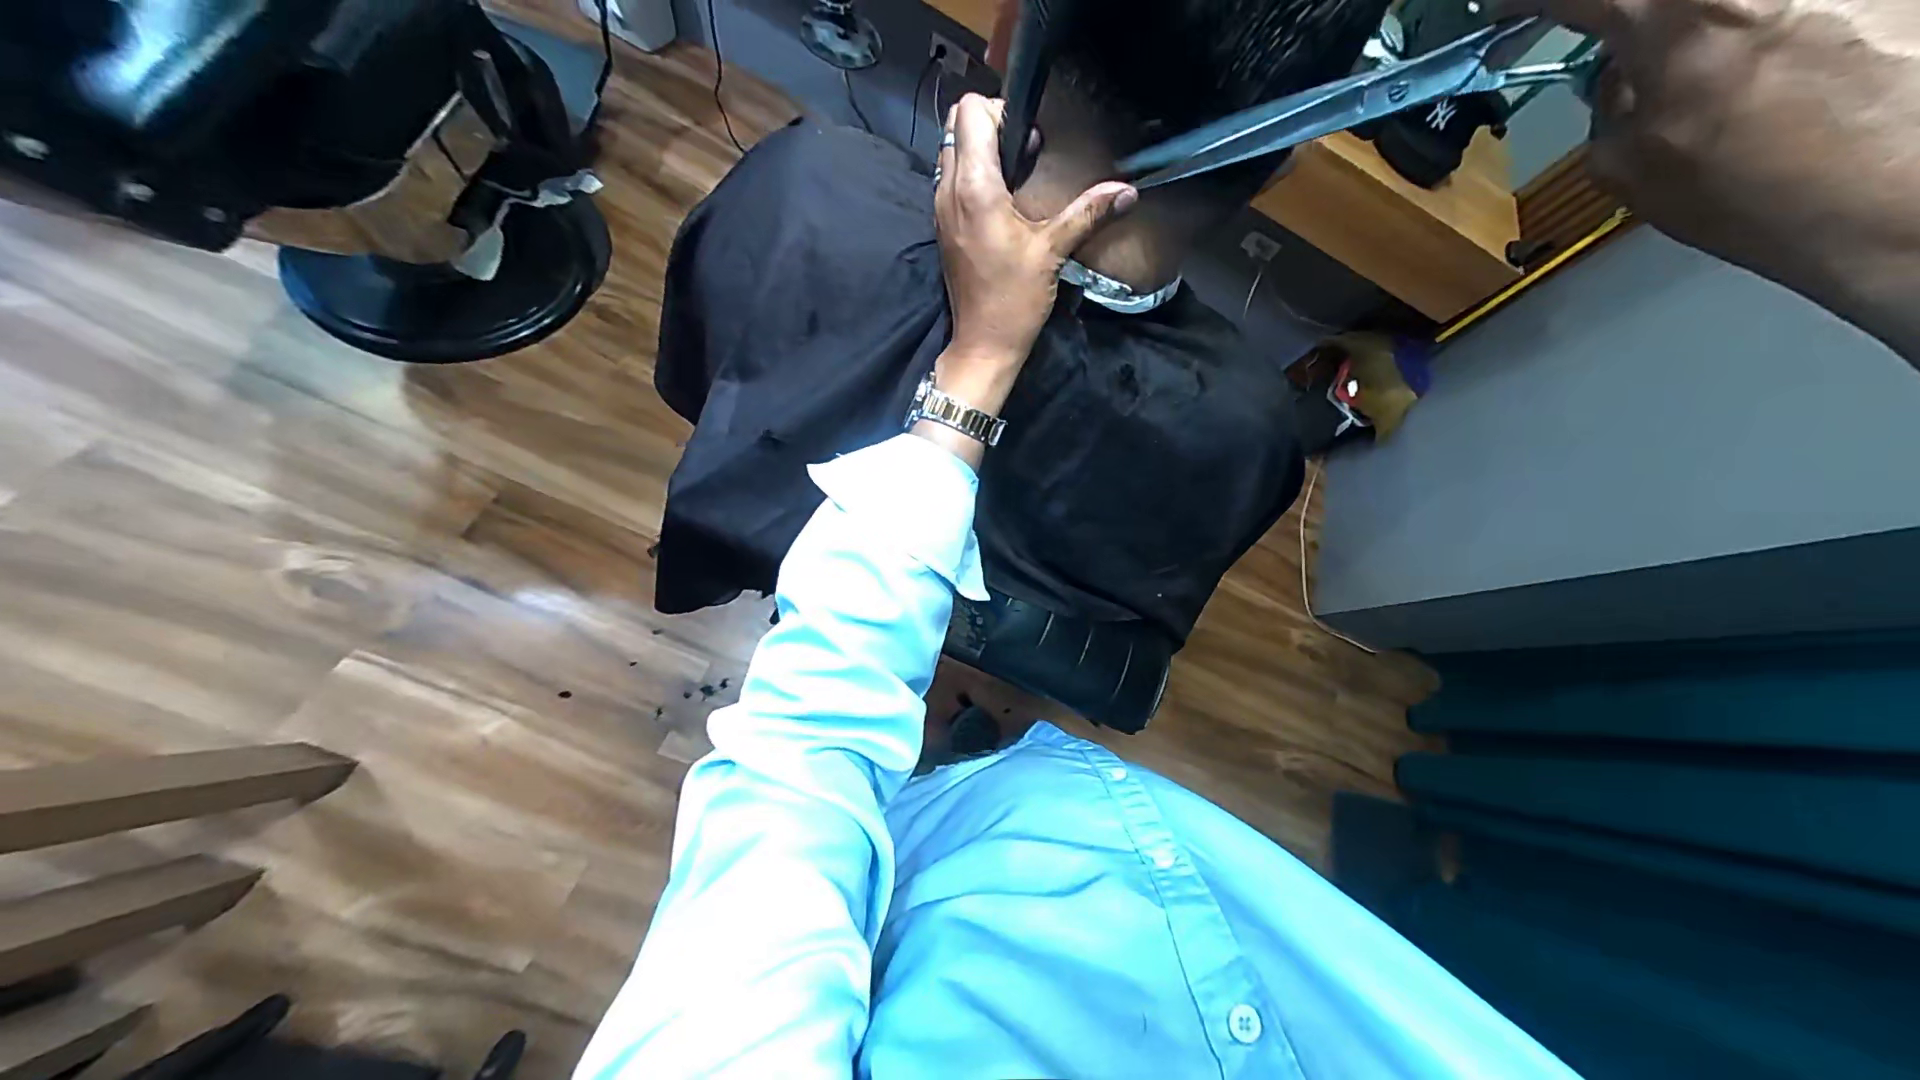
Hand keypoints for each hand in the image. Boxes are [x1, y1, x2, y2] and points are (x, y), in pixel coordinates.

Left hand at [931, 93, 1136, 407]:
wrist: (983, 343)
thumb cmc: (1014, 299)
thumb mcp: (1053, 252)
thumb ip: (1087, 213)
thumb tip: (1128, 191)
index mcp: (974, 187)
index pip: (970, 111)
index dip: (1000, 112)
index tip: (1028, 140)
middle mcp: (948, 191)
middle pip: (958, 126)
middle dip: (991, 128)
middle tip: (1024, 155)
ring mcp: (941, 210)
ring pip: (952, 153)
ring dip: (981, 153)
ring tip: (1015, 178)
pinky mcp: (943, 228)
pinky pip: (950, 181)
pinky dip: (972, 178)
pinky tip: (1001, 204)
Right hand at [1505, 0, 1919, 361]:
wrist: (1897, 194)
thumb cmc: (1747, 195)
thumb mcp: (1630, 167)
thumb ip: (1611, 102)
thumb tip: (1624, 66)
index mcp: (1681, 18)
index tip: (1508, 11)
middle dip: (1619, 10)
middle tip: (1604, 31)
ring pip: (1716, 2)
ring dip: (1685, 23)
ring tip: (1694, 64)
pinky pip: (1776, 4)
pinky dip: (1750, 25)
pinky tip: (1765, 61)